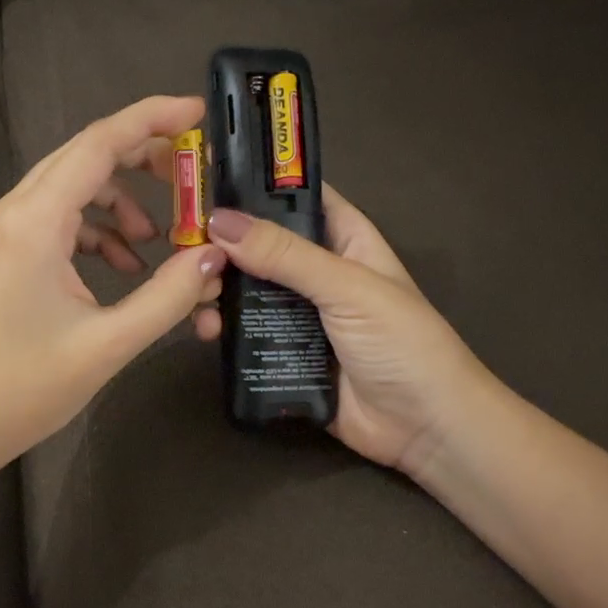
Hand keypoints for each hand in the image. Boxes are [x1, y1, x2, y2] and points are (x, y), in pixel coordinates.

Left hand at [0, 96, 226, 470]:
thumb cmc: (25, 386)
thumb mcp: (109, 343)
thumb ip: (169, 295)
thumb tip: (216, 256)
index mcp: (36, 221)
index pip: (100, 142)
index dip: (153, 118)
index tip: (200, 112)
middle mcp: (17, 211)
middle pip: (88, 155)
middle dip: (146, 158)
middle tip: (196, 180)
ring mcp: (8, 231)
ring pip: (75, 186)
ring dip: (123, 201)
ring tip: (160, 241)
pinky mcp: (9, 253)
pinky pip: (62, 219)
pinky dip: (98, 230)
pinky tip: (124, 268)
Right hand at [197, 186, 495, 476]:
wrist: (424, 428)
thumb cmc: (402, 343)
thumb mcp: (348, 288)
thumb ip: (286, 255)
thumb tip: (220, 221)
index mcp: (345, 240)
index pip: (298, 198)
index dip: (257, 186)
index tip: (206, 180)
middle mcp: (318, 273)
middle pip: (261, 246)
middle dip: (223, 245)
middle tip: (183, 247)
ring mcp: (300, 316)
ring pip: (247, 292)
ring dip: (218, 290)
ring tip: (192, 295)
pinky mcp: (285, 355)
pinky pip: (247, 336)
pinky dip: (223, 331)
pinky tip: (203, 331)